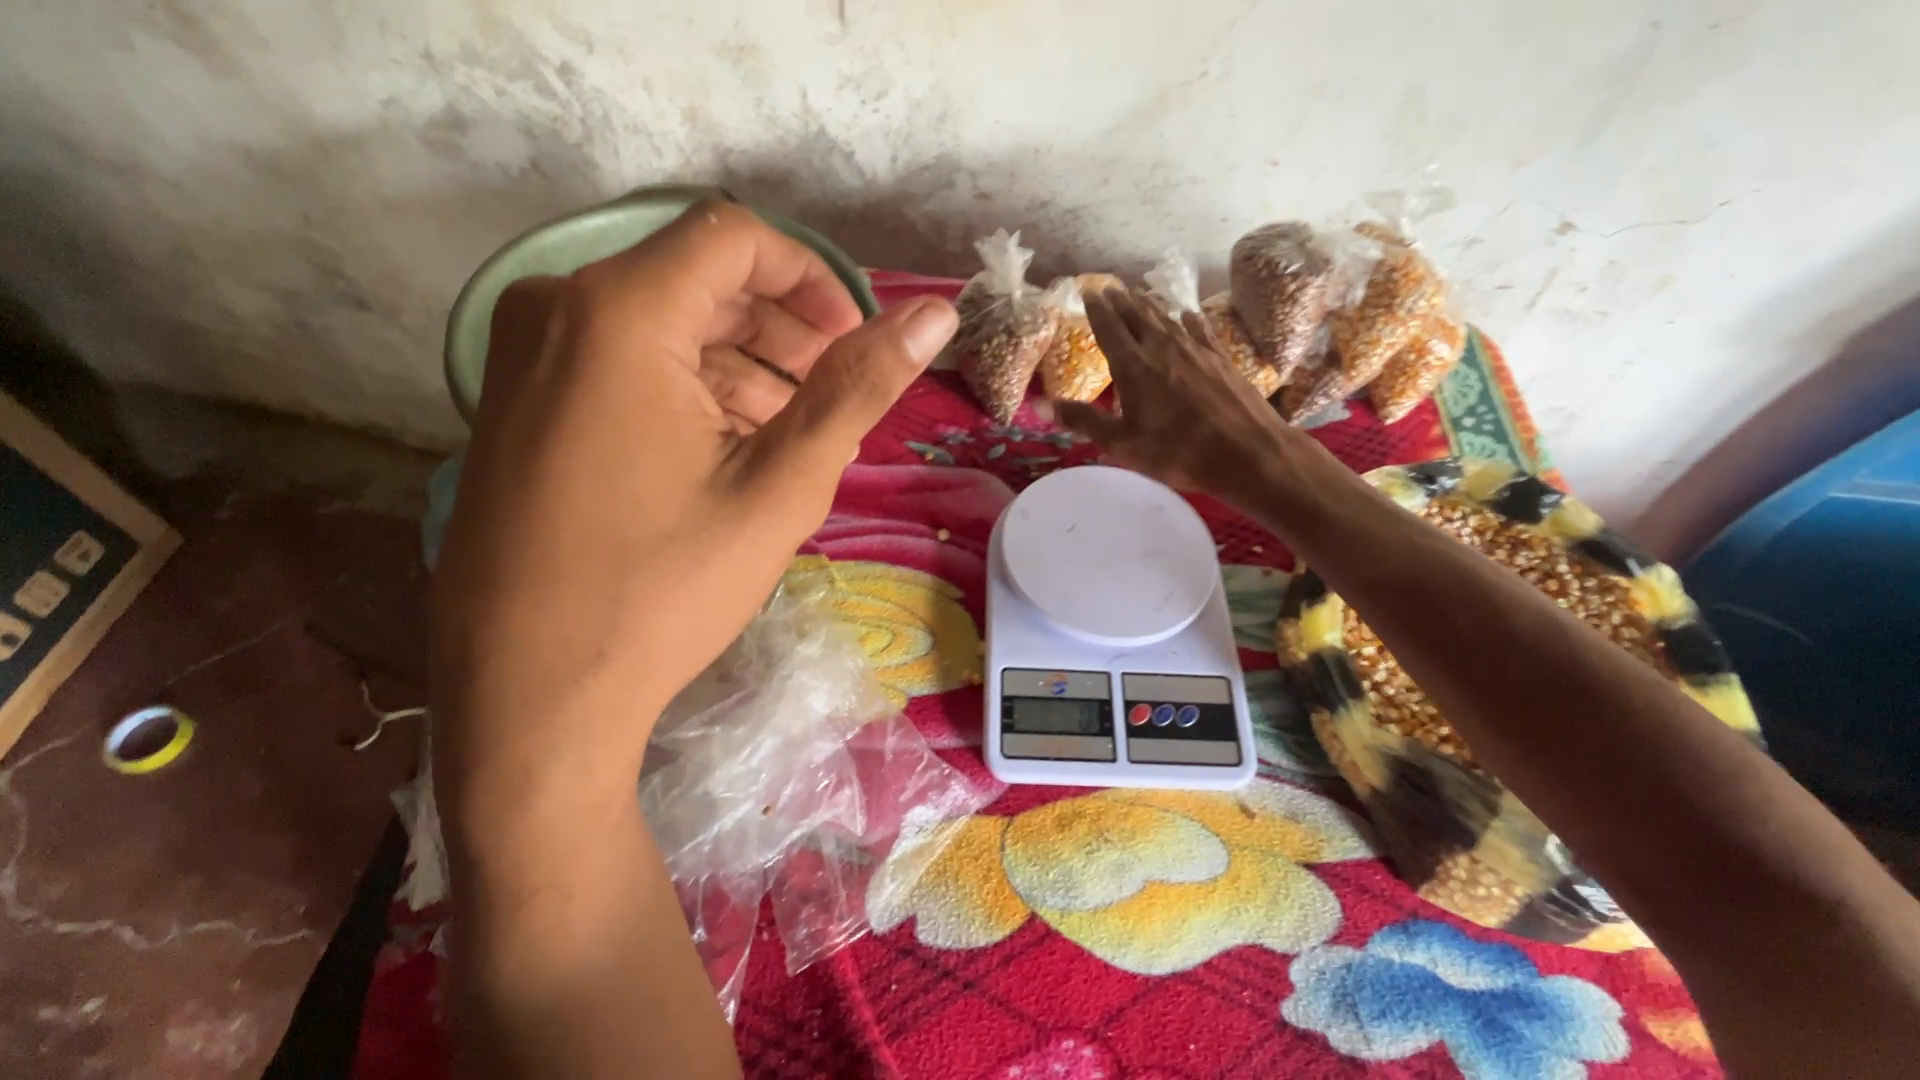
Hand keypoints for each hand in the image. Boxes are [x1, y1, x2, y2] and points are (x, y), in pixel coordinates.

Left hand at [430, 200, 957, 843]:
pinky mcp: (511, 406)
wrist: (530, 695)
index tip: (851, 345)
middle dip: (779, 332)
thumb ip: (858, 387)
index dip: (810, 279)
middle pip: (696, 281)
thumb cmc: (663, 589)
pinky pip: (614, 364)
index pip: (735, 238)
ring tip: (786, 442)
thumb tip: (936, 315)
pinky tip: (721, 456)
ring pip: (657, 325)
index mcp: (617, 312)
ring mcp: (520, 359)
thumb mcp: (780, 485)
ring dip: (736, 367)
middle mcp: (552, 309)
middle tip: (829, 405)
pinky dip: (682, 391)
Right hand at [1054, 288, 1298, 505]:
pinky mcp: (1221, 358)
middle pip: (1137, 315)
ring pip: (1167, 318)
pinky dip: (1188, 319)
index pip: (1109, 328)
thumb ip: (1083, 420)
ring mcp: (1196, 350)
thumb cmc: (1177, 451)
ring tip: (1139, 295)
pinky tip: (1188, 315)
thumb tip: (1040, 404)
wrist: (1246, 451)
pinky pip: (1200, 330)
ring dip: (1149, 305)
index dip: (1096, 310)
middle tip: (1110, 288)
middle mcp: (1162, 348)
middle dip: (1121, 301)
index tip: (1088, 293)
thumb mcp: (1122, 443)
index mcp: (1133, 366)